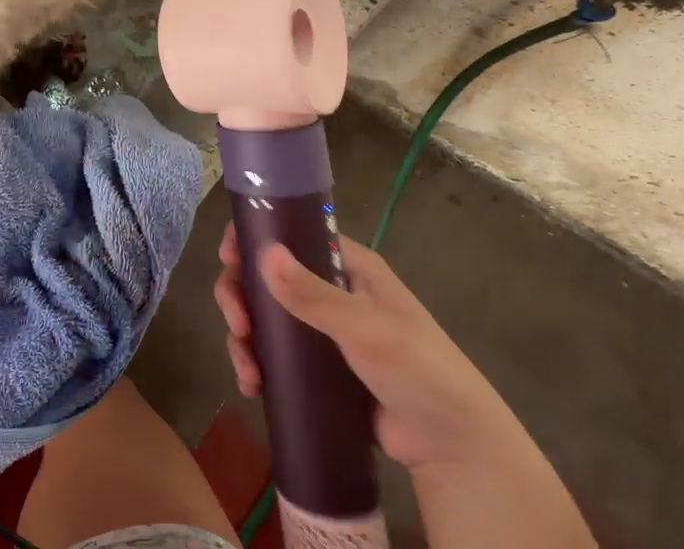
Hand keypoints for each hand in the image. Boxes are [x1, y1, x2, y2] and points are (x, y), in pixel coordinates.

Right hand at [214, 224, 529, 470]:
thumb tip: (264, 253)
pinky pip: (272, 353)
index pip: (292, 235)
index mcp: (349, 268)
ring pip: (262, 317)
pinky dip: (254, 364)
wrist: (455, 449)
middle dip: (240, 298)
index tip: (228, 258)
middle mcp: (332, 291)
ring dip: (243, 338)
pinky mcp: (316, 366)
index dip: (254, 240)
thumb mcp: (367, 331)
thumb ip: (315, 295)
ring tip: (247, 370)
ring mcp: (322, 330)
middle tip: (238, 325)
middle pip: (265, 278)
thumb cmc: (422, 373)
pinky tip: (251, 385)